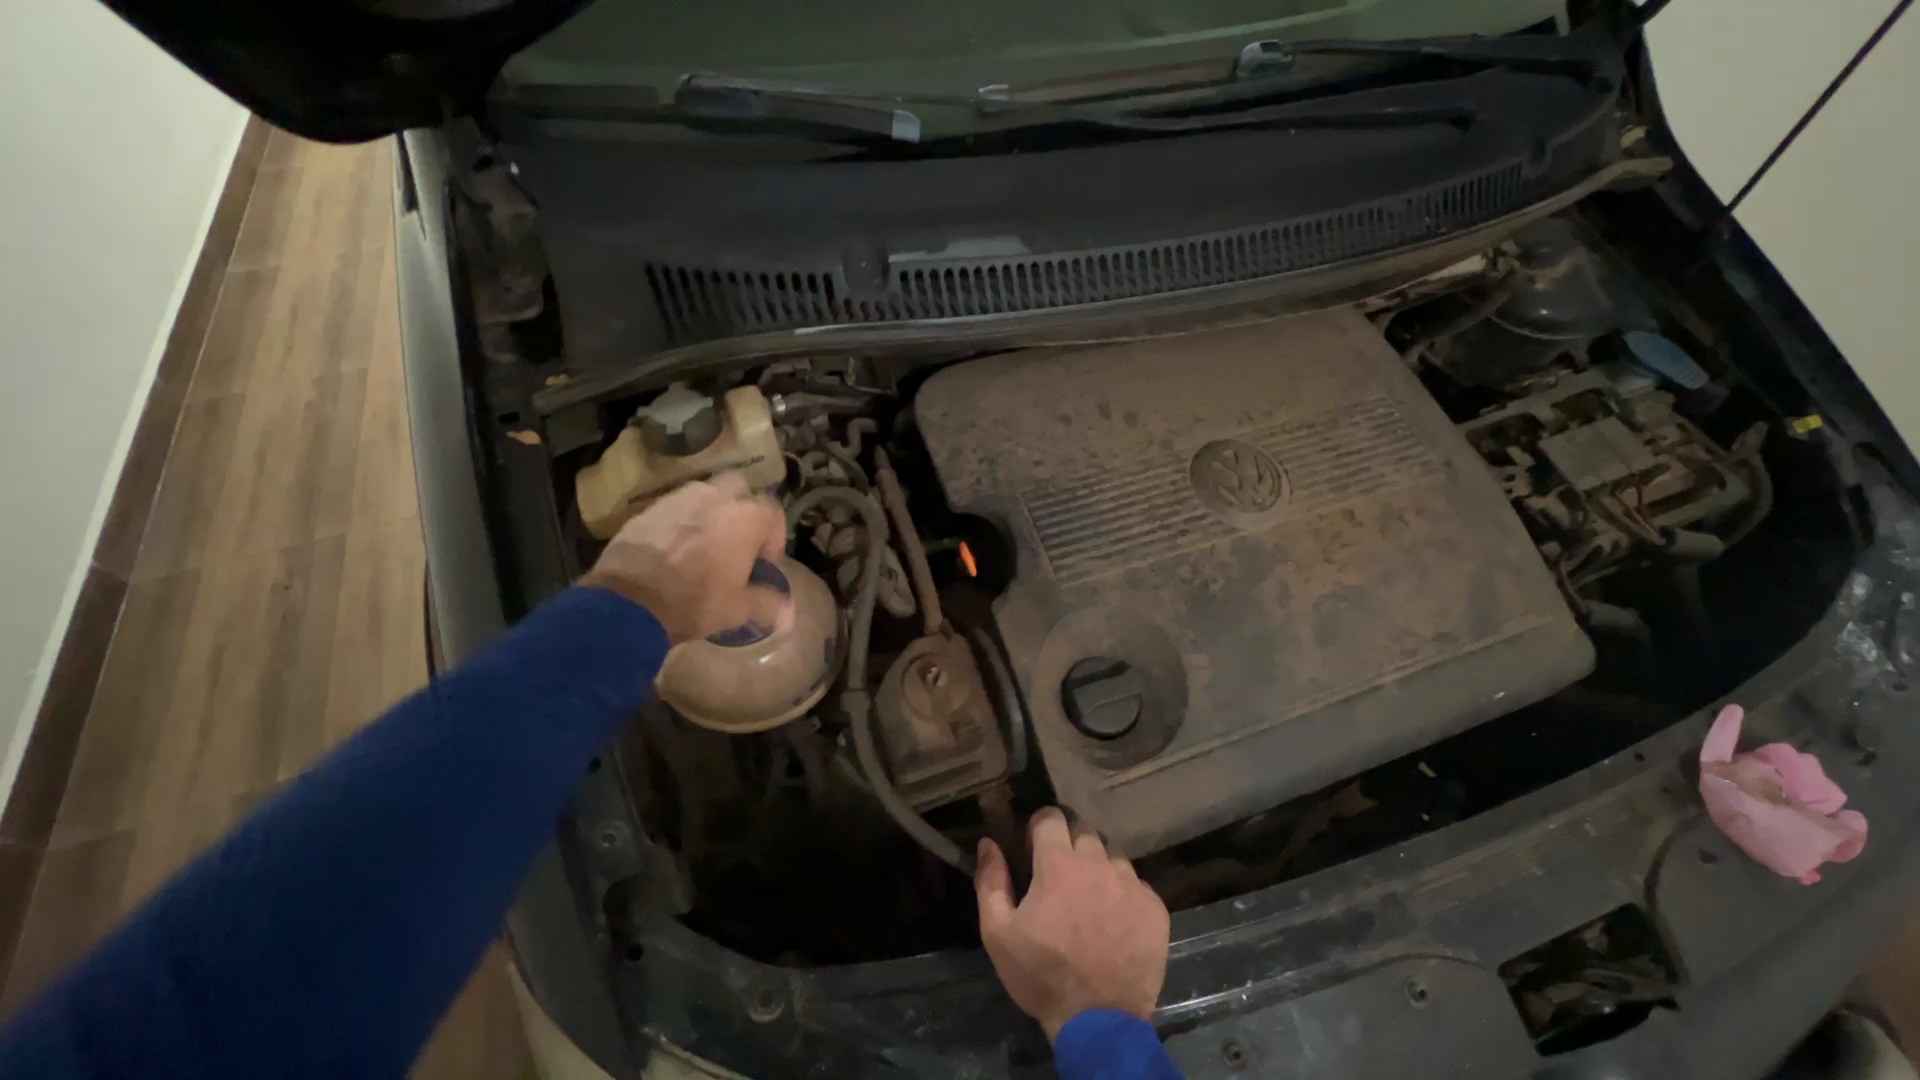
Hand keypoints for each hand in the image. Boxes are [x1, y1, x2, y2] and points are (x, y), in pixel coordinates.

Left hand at [580, 472, 787, 643]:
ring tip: (704, 544)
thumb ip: (768, 605)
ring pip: (705, 494)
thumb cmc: (695, 601)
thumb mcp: (738, 610)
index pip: (773, 511)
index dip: (774, 536)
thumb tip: (788, 614)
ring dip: (711, 512)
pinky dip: (680, 521)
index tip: (764, 562)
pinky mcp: (648, 508)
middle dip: (743, 509)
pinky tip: (674, 549)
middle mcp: (716, 497)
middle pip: (740, 489)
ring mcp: (679, 498)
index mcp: (746, 517)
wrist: (629, 600)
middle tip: (737, 541)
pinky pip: (674, 508)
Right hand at [975, 808, 1170, 1040]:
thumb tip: (988, 843)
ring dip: (1098, 866)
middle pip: (1084, 831)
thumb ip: (991, 881)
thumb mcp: (998, 933)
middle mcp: (1098, 864)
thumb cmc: (1041, 975)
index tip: (1034, 847)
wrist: (1098, 1023)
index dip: (1040, 827)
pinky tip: (1114, 919)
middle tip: (1060, 872)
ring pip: (1113, 856)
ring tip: (1090, 896)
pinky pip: (1137, 884)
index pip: (1051, 817)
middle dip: (1069, 842)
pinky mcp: (1156, 908)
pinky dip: (1123, 892)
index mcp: (1059, 865)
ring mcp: (1131, 885)